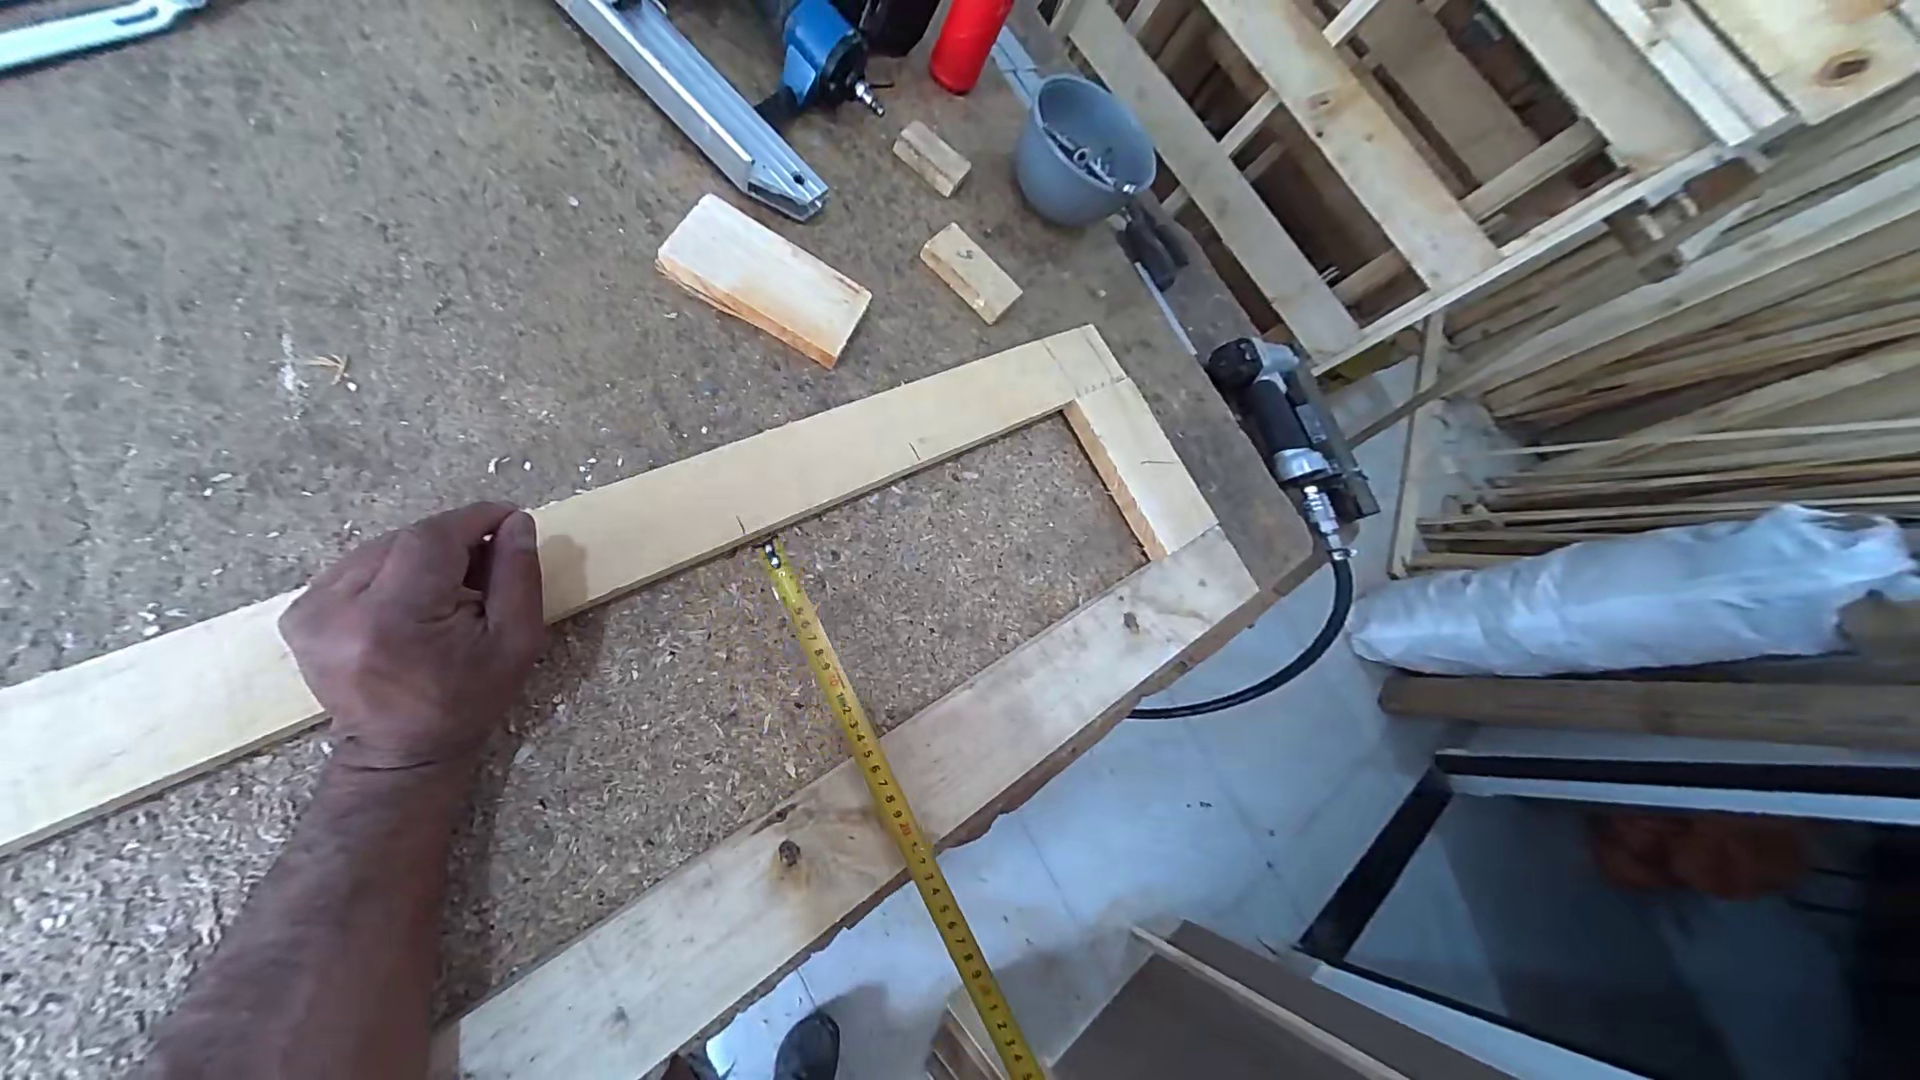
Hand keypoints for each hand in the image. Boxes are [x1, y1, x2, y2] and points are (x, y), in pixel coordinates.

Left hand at [280, 502, 546, 769]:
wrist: (402, 750)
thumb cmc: (470, 698)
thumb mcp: (517, 639)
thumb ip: (518, 575)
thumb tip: (516, 522)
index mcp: (391, 619)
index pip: (431, 539)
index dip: (475, 519)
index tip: (511, 517)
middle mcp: (335, 608)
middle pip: (405, 539)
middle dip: (455, 539)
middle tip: (493, 557)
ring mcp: (308, 610)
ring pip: (381, 548)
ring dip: (427, 553)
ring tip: (460, 580)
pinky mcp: (299, 613)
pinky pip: (360, 566)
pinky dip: (399, 568)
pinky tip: (422, 592)